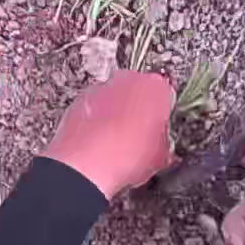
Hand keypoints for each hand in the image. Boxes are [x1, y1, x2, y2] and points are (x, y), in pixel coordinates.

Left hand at [44, 72, 175, 198]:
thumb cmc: (124, 155)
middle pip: (138, 91)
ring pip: (114, 98)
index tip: (162, 128)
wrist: (87, 165)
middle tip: (142, 137)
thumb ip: (163, 141)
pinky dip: (96, 122)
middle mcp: (127, 80)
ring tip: (119, 145)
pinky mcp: (78, 101)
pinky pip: (93, 109)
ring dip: (117, 115)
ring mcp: (100, 89)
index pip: (166, 93)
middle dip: (140, 111)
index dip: (164, 114)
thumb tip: (161, 147)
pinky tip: (101, 145)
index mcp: (155, 86)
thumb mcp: (160, 155)